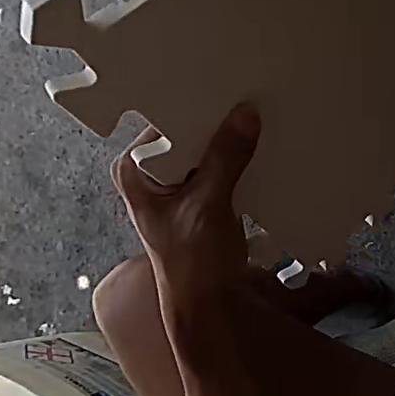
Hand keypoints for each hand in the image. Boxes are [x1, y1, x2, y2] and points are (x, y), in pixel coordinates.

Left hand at [112, 104, 260, 306]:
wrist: (211, 301)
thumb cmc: (193, 263)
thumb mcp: (207, 206)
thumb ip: (225, 159)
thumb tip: (245, 115)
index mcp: (136, 170)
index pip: (165, 123)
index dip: (196, 109)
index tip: (226, 94)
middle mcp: (154, 171)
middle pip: (188, 133)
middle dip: (218, 124)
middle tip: (248, 105)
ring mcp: (181, 182)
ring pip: (209, 148)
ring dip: (232, 141)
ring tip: (257, 124)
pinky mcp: (206, 192)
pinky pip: (223, 163)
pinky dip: (240, 158)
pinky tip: (258, 148)